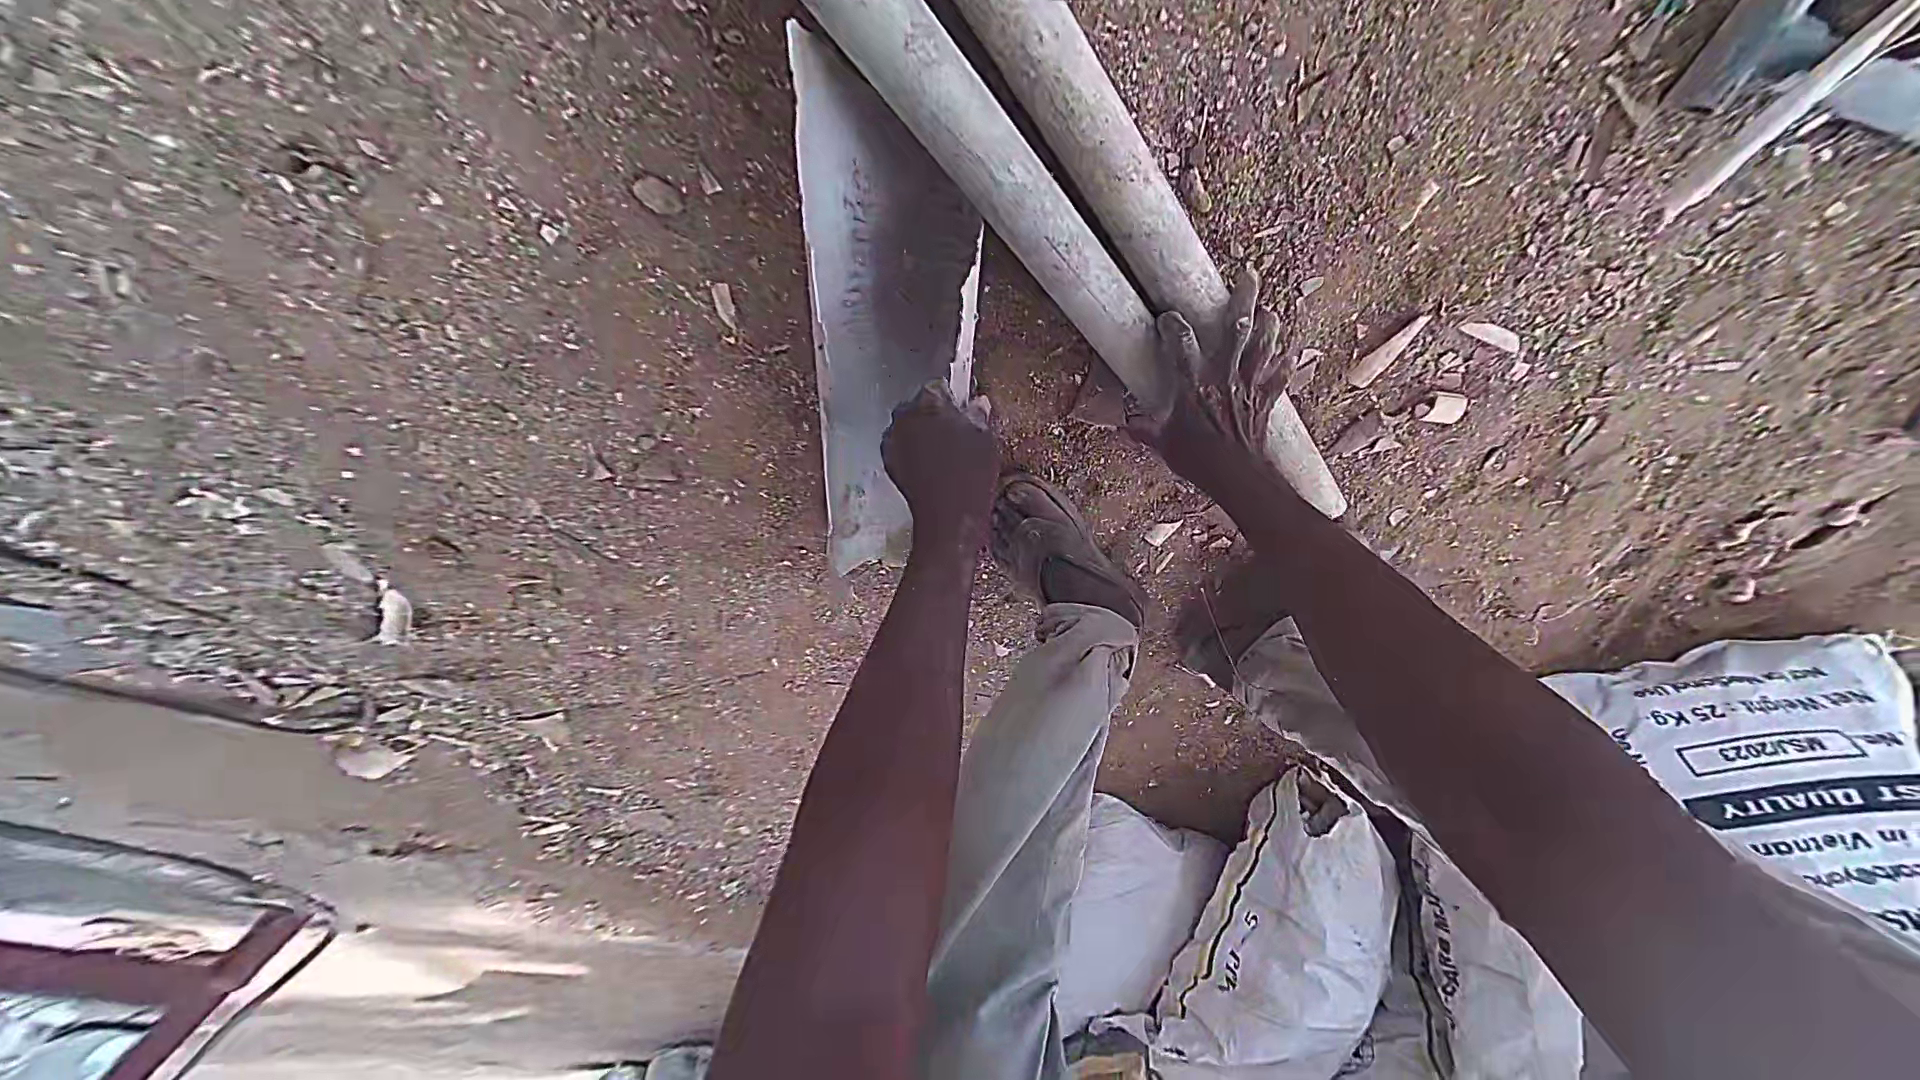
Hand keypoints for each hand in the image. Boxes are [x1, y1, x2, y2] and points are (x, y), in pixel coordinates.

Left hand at [883, 382, 997, 546]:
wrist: (948, 514)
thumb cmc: (970, 475)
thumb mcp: (984, 439)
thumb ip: (977, 415)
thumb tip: (977, 404)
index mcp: (929, 402)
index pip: (937, 386)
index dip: (951, 398)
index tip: (961, 408)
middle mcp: (905, 416)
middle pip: (919, 406)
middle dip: (933, 415)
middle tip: (955, 433)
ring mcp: (893, 439)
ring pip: (908, 426)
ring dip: (921, 433)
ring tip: (943, 452)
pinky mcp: (889, 461)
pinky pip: (902, 447)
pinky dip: (913, 451)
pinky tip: (931, 465)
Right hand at [1126, 268, 1286, 499]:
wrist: (1236, 475)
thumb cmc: (1198, 459)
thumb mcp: (1163, 444)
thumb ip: (1144, 430)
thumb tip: (1124, 425)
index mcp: (1194, 385)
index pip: (1181, 343)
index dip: (1173, 325)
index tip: (1166, 318)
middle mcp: (1224, 377)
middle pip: (1236, 329)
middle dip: (1243, 299)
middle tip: (1248, 274)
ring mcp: (1248, 386)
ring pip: (1264, 345)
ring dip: (1269, 325)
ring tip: (1269, 310)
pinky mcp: (1264, 400)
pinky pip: (1279, 377)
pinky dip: (1286, 366)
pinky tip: (1290, 354)